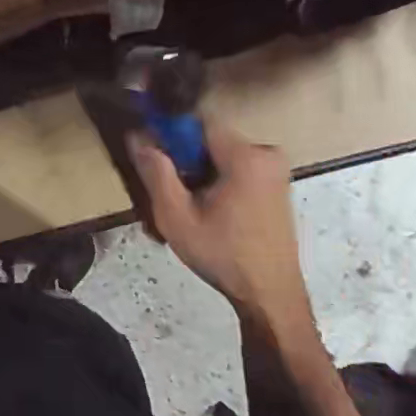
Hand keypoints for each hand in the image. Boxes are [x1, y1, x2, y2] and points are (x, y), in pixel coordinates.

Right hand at [130, 119, 310, 320]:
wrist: (270, 294)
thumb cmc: (223, 256)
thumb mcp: (177, 218)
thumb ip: (156, 173)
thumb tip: (138, 137)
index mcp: (246, 156)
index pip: (199, 121)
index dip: (171, 131)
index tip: (153, 151)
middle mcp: (267, 153)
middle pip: (211, 140)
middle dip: (185, 159)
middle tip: (169, 192)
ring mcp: (276, 169)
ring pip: (223, 156)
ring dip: (201, 174)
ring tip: (188, 208)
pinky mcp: (278, 184)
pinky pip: (239, 169)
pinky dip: (219, 182)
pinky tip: (210, 212)